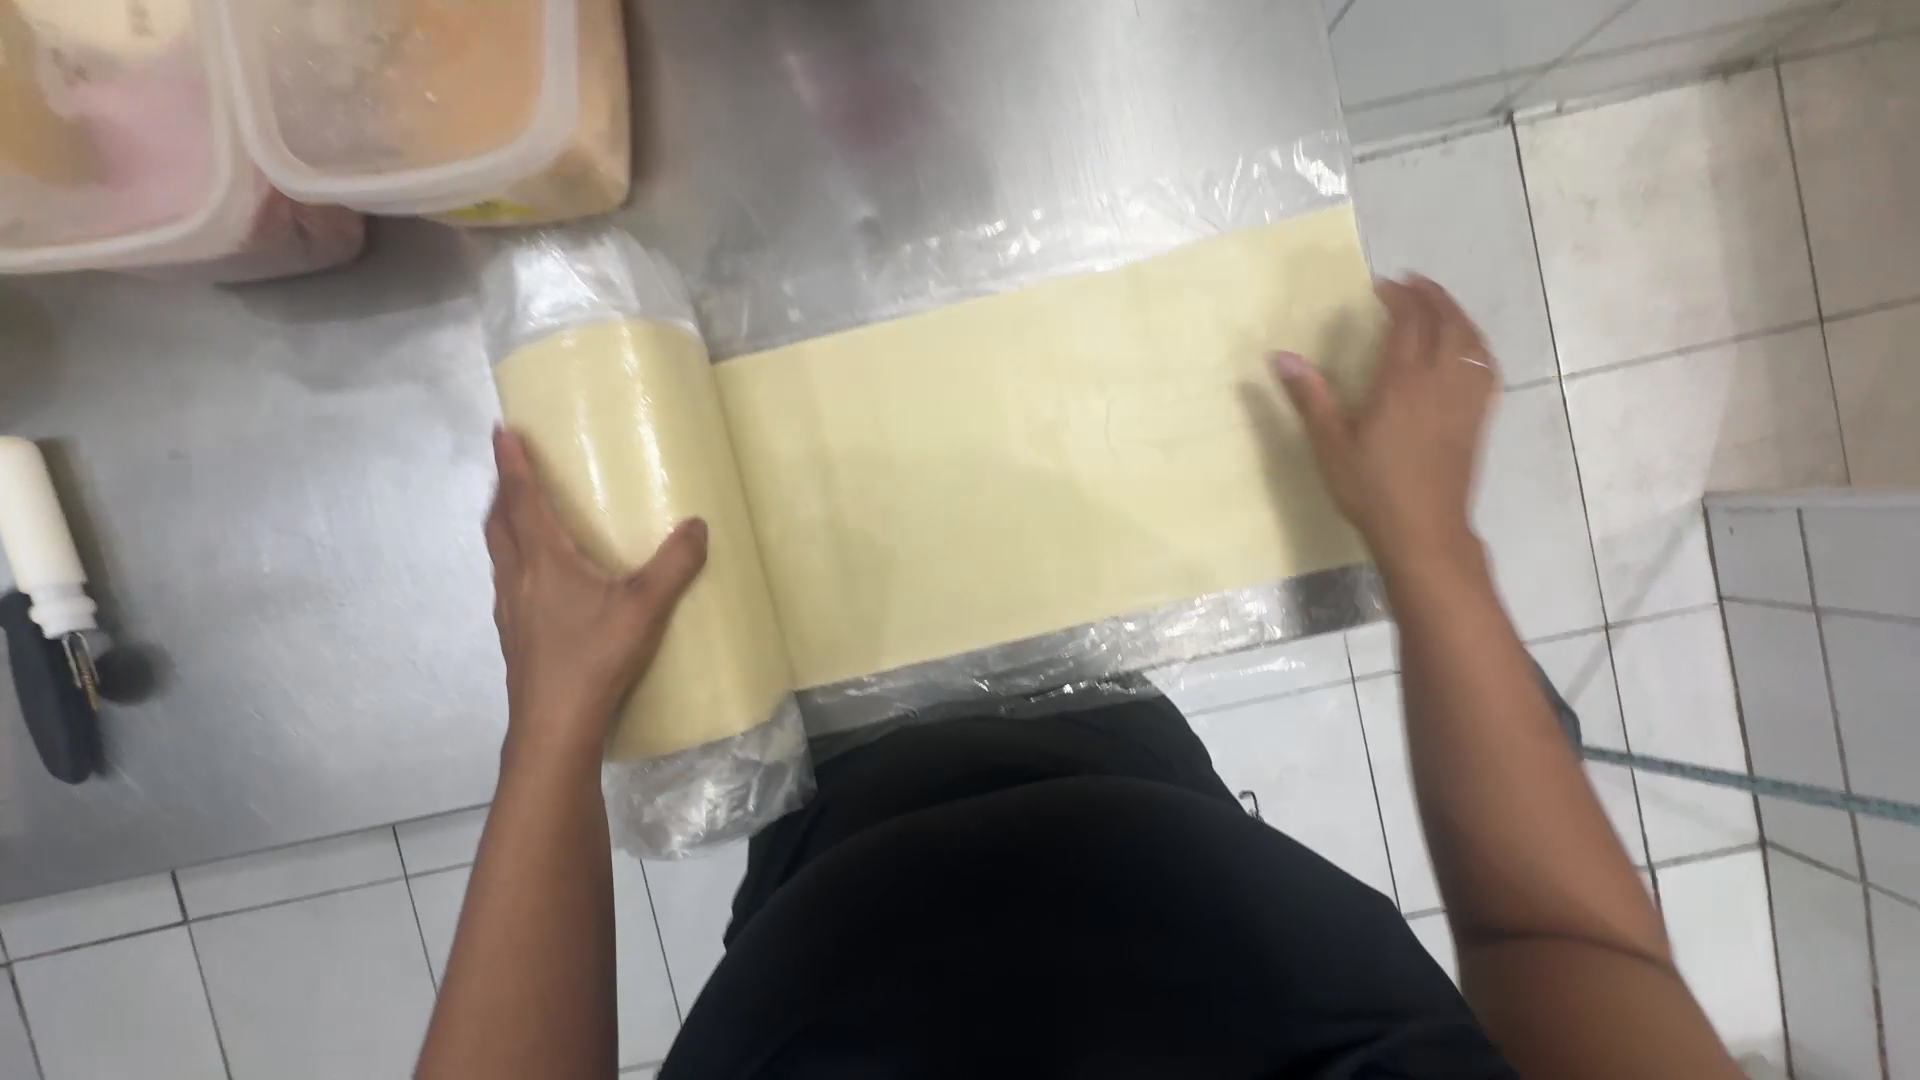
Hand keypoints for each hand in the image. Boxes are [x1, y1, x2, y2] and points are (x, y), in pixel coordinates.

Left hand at [484, 428, 707, 763]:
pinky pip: (507, 578)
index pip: (523, 500)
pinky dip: (513, 557)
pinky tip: (535, 577)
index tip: (501, 429)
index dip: (513, 463)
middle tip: (511, 465)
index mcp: (544, 561)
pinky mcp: (515, 634)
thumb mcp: (645, 607)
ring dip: (503, 522)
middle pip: (499, 521)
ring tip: (518, 512)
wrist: (554, 724)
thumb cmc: (595, 657)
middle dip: (503, 488)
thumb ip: (674, 564)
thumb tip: (698, 525)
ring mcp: (510, 609)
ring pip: (498, 552)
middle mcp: (518, 578)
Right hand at [1271, 275, 1497, 571]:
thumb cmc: (1370, 489)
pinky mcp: (1478, 418)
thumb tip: (1280, 356)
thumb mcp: (1330, 445)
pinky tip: (1466, 350)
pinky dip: (1476, 345)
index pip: (1409, 323)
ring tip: (1438, 307)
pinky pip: (1486, 367)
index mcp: (1403, 384)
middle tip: (1411, 285)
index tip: (1382, 286)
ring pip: (1472, 341)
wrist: (1423, 529)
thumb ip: (1310, 396)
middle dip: (1432, 296)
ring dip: (1457, 314)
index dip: (1399, 298)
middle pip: (1448, 322)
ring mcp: (1466, 400)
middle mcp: (1441, 383)